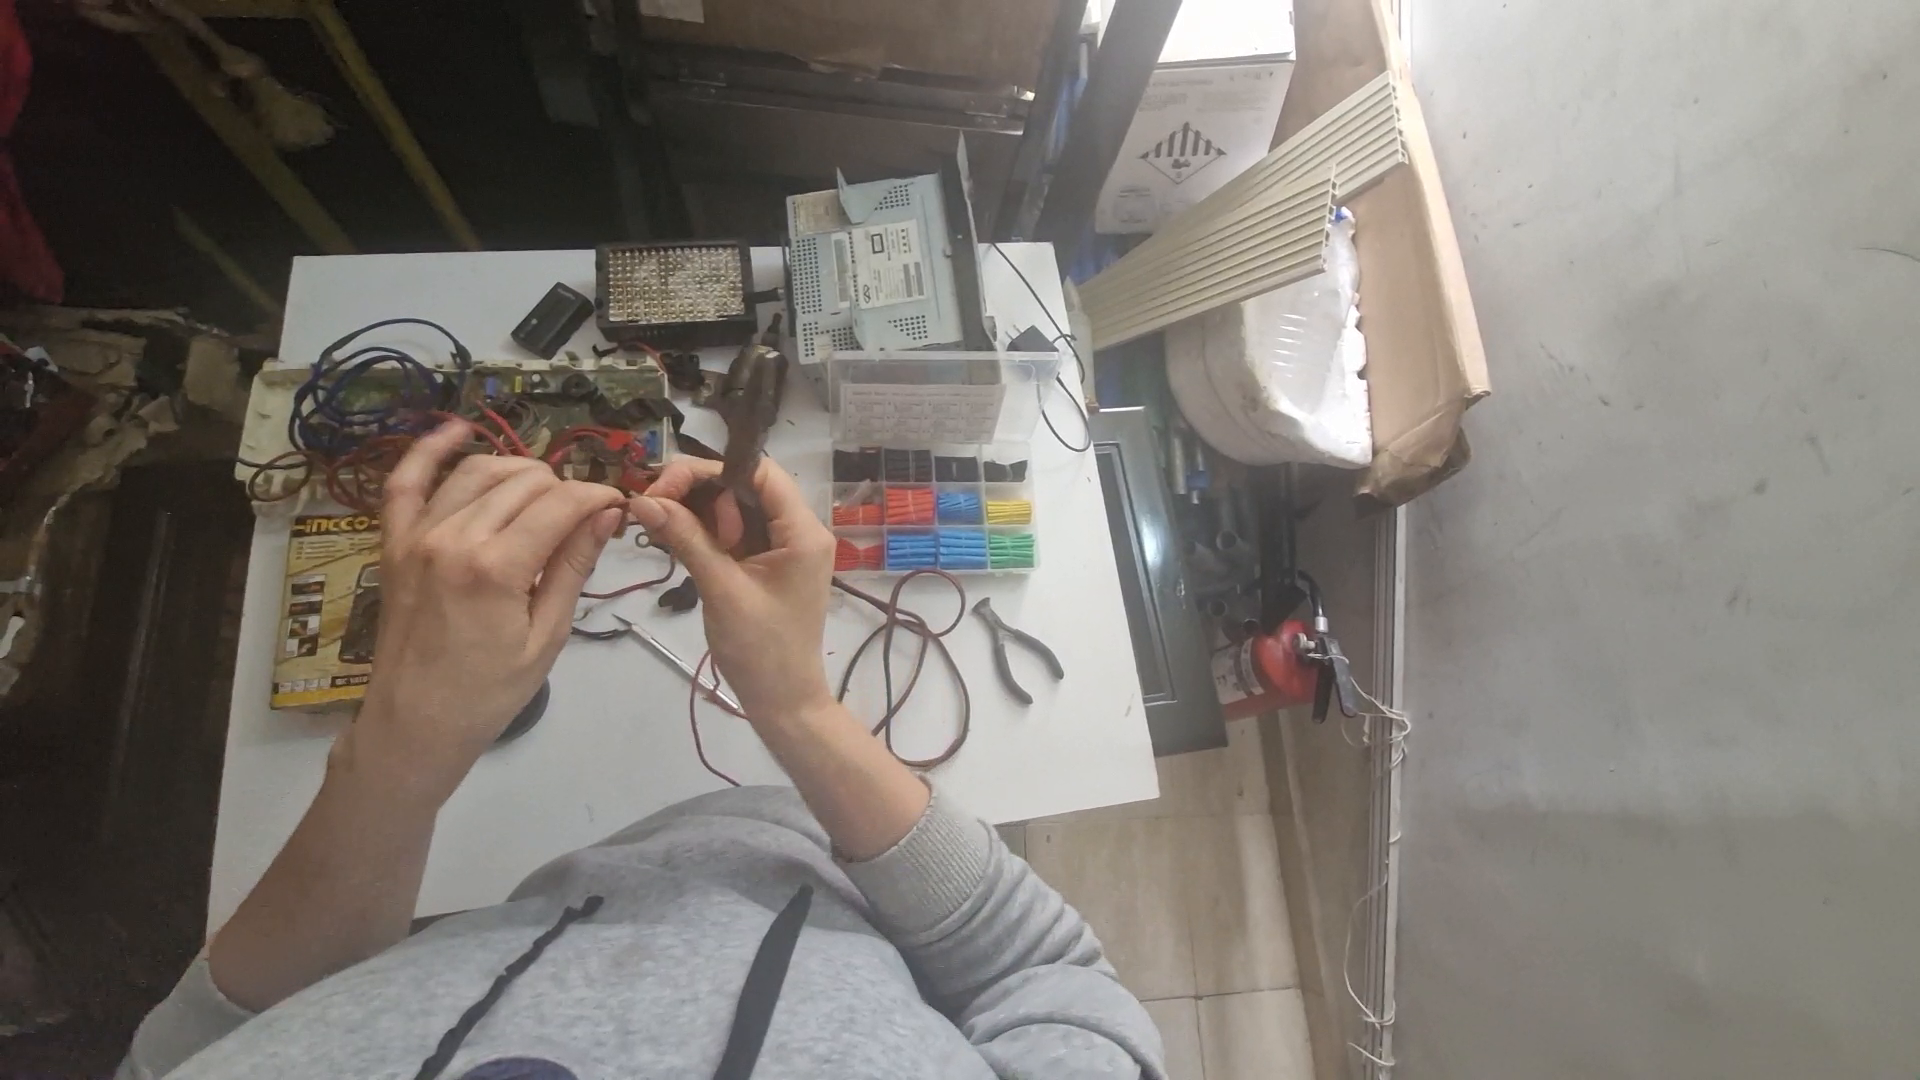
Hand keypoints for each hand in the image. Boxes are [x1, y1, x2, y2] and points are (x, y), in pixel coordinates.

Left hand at [341, 421, 626, 796]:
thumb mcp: (549, 633)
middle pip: (524, 482)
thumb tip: (607, 514)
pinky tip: (458, 429)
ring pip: (478, 471)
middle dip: (566, 489)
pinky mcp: (394, 541)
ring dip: (520, 472)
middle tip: (586, 517)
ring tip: (546, 494)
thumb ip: (573, 565)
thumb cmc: (492, 689)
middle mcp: (453, 537)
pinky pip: (405, 482)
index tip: (619, 508)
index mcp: (496, 567)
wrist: (415, 723)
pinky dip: (429, 451)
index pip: (561, 504)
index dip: (599, 497)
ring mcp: (417, 534)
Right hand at [628, 456, 835, 724]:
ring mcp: (786, 548)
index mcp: (803, 532)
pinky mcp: (769, 564)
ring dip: (698, 510)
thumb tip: (642, 499)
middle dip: (699, 490)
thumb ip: (686, 539)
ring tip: (657, 520)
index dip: (711, 470)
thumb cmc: (761, 649)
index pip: (761, 472)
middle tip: (652, 506)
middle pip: (747, 487)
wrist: (783, 700)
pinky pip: (737, 533)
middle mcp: (800, 531)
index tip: (665, 485)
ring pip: (738, 509)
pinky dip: (707, 532)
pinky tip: (674, 535)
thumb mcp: (721, 589)